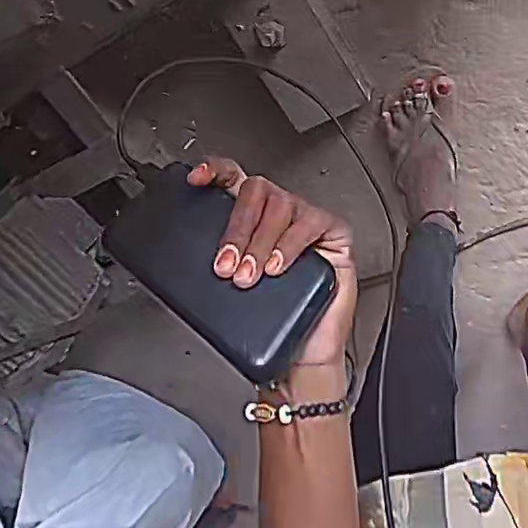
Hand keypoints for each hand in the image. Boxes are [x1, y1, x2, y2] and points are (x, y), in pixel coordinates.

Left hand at [188, 157, 356, 370]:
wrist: (305, 355)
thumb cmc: (270, 320)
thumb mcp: (236, 283)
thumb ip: (222, 260)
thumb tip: (194, 256)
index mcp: (253, 215)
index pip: (234, 179)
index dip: (215, 172)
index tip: (197, 180)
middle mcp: (279, 210)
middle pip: (256, 190)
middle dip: (236, 228)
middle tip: (226, 264)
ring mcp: (306, 218)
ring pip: (280, 205)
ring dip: (259, 241)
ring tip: (250, 274)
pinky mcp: (333, 232)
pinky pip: (310, 223)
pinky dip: (289, 245)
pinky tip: (277, 266)